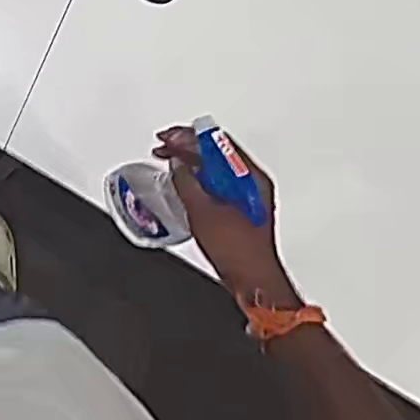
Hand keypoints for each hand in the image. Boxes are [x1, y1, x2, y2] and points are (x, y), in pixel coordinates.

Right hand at [153, 125, 298, 306]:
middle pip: (216, 151)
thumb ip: (185, 179)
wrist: (255, 284)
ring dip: (190, 159)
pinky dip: (197, 173)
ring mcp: (249, 195)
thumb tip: (176, 164)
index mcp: (250, 178)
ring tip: (167, 158)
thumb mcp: (201, 209)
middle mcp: (253, 183)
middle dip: (186, 145)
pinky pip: (217, 179)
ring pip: (215, 165)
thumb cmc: (236, 250)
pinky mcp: (242, 207)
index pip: (217, 142)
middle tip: (164, 144)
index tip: (168, 137)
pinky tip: (182, 177)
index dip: (187, 135)